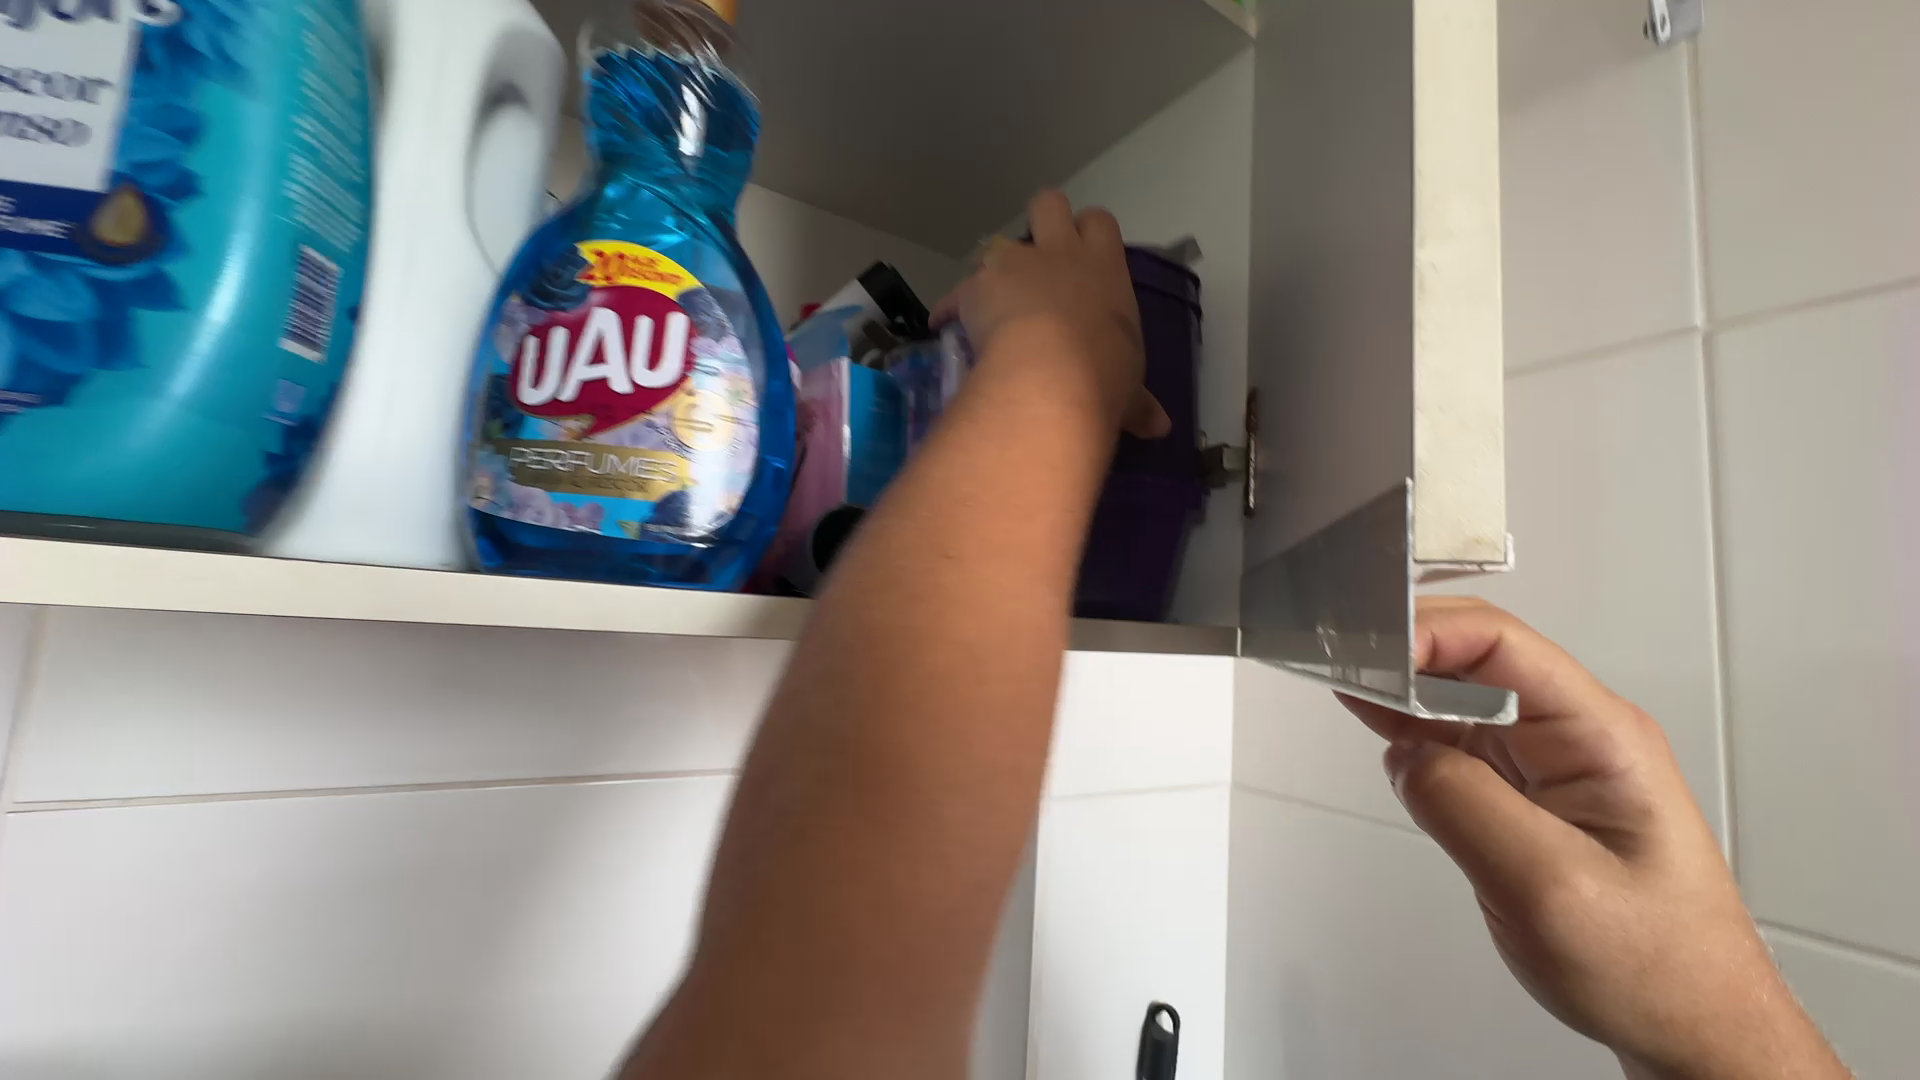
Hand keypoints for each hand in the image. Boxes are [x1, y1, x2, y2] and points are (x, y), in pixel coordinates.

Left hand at [933, 191, 1169, 438]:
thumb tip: (1160, 427)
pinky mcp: (977, 287)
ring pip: (997, 243)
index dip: (1087, 233)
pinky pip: (956, 293)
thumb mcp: (1128, 390)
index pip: (1100, 224)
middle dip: (1040, 221)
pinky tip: (946, 327)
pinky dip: (950, 308)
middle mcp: (1061, 255)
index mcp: (1105, 270)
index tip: (1080, 256)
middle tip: (1035, 260)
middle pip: (1050, 203)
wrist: (1052, 376)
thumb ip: (1140, 403)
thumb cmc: (1103, 376)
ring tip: (988, 301)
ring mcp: (1016, 266)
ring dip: (993, 268)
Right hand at [1339, 598, 1846, 1079]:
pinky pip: (1441, 730)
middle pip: (1468, 652)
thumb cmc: (1646, 964)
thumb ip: (1464, 802)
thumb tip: (1403, 752)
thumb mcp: (1549, 883)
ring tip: (1329, 668)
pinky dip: (1395, 714)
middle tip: (1332, 654)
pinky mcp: (1505, 783)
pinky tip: (1358, 703)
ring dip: (1391, 676)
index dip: (1425, 633)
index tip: (1364, 652)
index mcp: (1596, 732)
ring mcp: (1533, 754)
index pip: (1498, 643)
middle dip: (1400, 644)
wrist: (1683, 1025)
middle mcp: (1564, 728)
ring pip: (1449, 687)